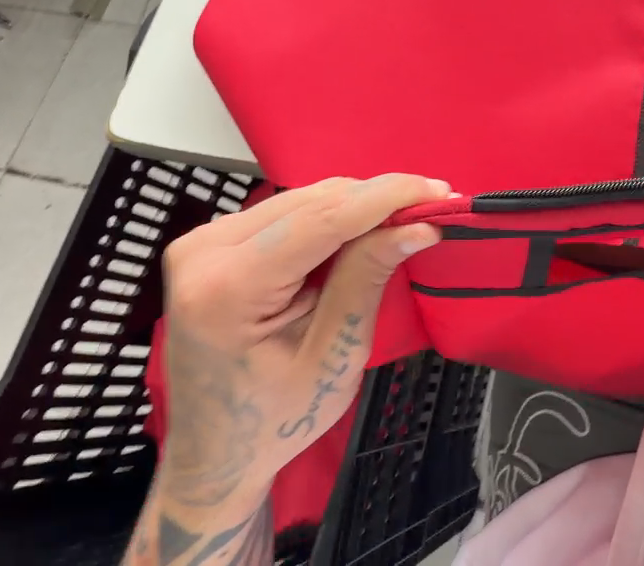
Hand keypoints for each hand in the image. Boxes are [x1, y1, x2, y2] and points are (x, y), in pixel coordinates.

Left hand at [158, 174, 447, 508]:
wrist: (214, 453)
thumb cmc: (276, 419)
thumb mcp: (334, 356)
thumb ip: (368, 278)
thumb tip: (419, 224)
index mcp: (227, 287)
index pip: (321, 218)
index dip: (386, 196)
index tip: (441, 190)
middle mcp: (204, 250)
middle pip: (311, 201)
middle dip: (377, 200)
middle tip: (433, 207)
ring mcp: (202, 242)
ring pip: (301, 198)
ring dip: (357, 206)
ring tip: (405, 220)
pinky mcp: (210, 242)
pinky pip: (285, 211)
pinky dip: (331, 216)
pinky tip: (362, 232)